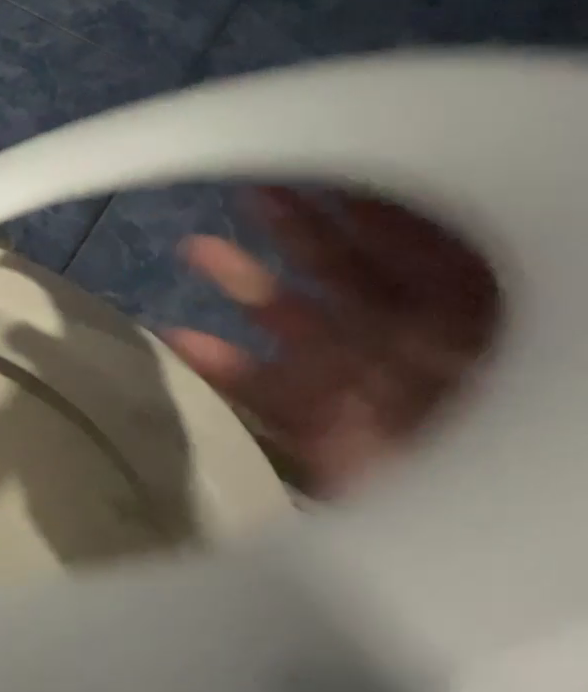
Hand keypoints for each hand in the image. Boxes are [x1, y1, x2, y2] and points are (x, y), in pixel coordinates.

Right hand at [166, 188, 498, 496]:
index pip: (413, 240)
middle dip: (299, 223)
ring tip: (195, 246)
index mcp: (462, 311)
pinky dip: (210, 359)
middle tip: (258, 184)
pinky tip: (173, 335)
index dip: (370, 204)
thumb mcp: (519, 337)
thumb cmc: (512, 437)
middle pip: (341, 263)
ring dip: (240, 276)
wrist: (478, 532)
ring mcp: (347, 371)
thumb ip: (454, 274)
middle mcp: (400, 331)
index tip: (327, 159)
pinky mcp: (307, 413)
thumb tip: (417, 211)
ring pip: (285, 310)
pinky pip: (248, 379)